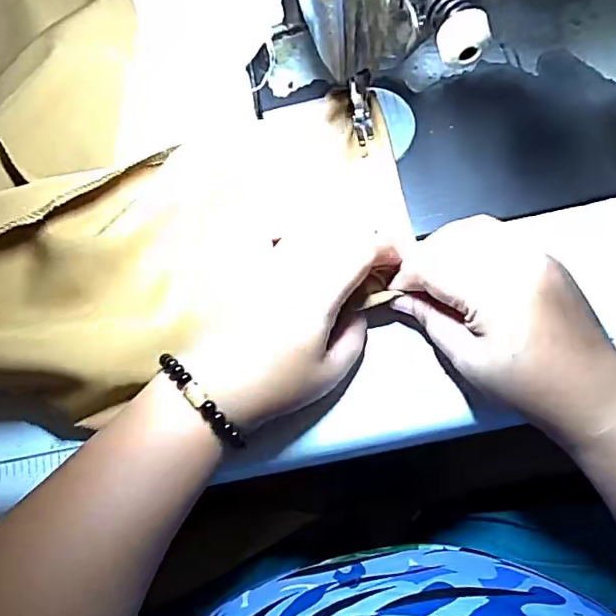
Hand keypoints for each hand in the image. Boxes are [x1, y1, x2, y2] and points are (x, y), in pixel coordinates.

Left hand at [185, 228, 400, 430]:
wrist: (218, 386)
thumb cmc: (279, 383)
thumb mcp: (333, 370)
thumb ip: (357, 331)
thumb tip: (359, 306)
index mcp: (321, 289)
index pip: (364, 246)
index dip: (388, 250)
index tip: (397, 267)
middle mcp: (296, 264)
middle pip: (341, 233)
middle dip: (367, 245)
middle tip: (374, 272)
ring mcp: (268, 261)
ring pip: (312, 230)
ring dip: (336, 242)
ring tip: (341, 268)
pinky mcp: (249, 267)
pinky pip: (279, 235)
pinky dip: (299, 238)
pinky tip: (301, 257)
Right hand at [389, 215, 615, 443]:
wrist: (590, 388)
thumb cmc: (528, 386)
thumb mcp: (469, 361)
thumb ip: (432, 321)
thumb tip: (402, 298)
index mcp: (495, 290)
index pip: (434, 263)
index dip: (407, 275)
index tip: (395, 292)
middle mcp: (516, 259)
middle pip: (452, 238)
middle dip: (425, 258)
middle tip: (413, 287)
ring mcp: (535, 253)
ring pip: (475, 229)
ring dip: (448, 247)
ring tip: (438, 278)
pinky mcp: (546, 257)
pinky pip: (501, 235)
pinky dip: (475, 245)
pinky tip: (468, 271)